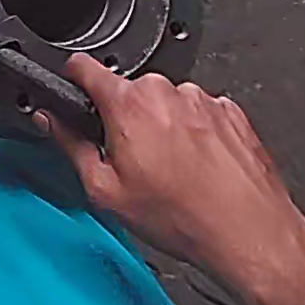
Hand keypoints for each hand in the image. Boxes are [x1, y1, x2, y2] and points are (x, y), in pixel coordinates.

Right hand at [39, 55, 304, 304]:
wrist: (253, 238)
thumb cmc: (185, 219)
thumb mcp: (106, 191)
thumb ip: (70, 145)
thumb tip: (50, 121)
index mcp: (127, 103)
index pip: (83, 66)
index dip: (73, 76)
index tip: (75, 86)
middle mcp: (162, 90)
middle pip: (129, 91)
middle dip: (126, 117)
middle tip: (136, 158)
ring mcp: (199, 98)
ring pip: (165, 102)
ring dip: (164, 124)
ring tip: (176, 169)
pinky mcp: (228, 111)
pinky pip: (199, 111)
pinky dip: (196, 132)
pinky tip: (201, 166)